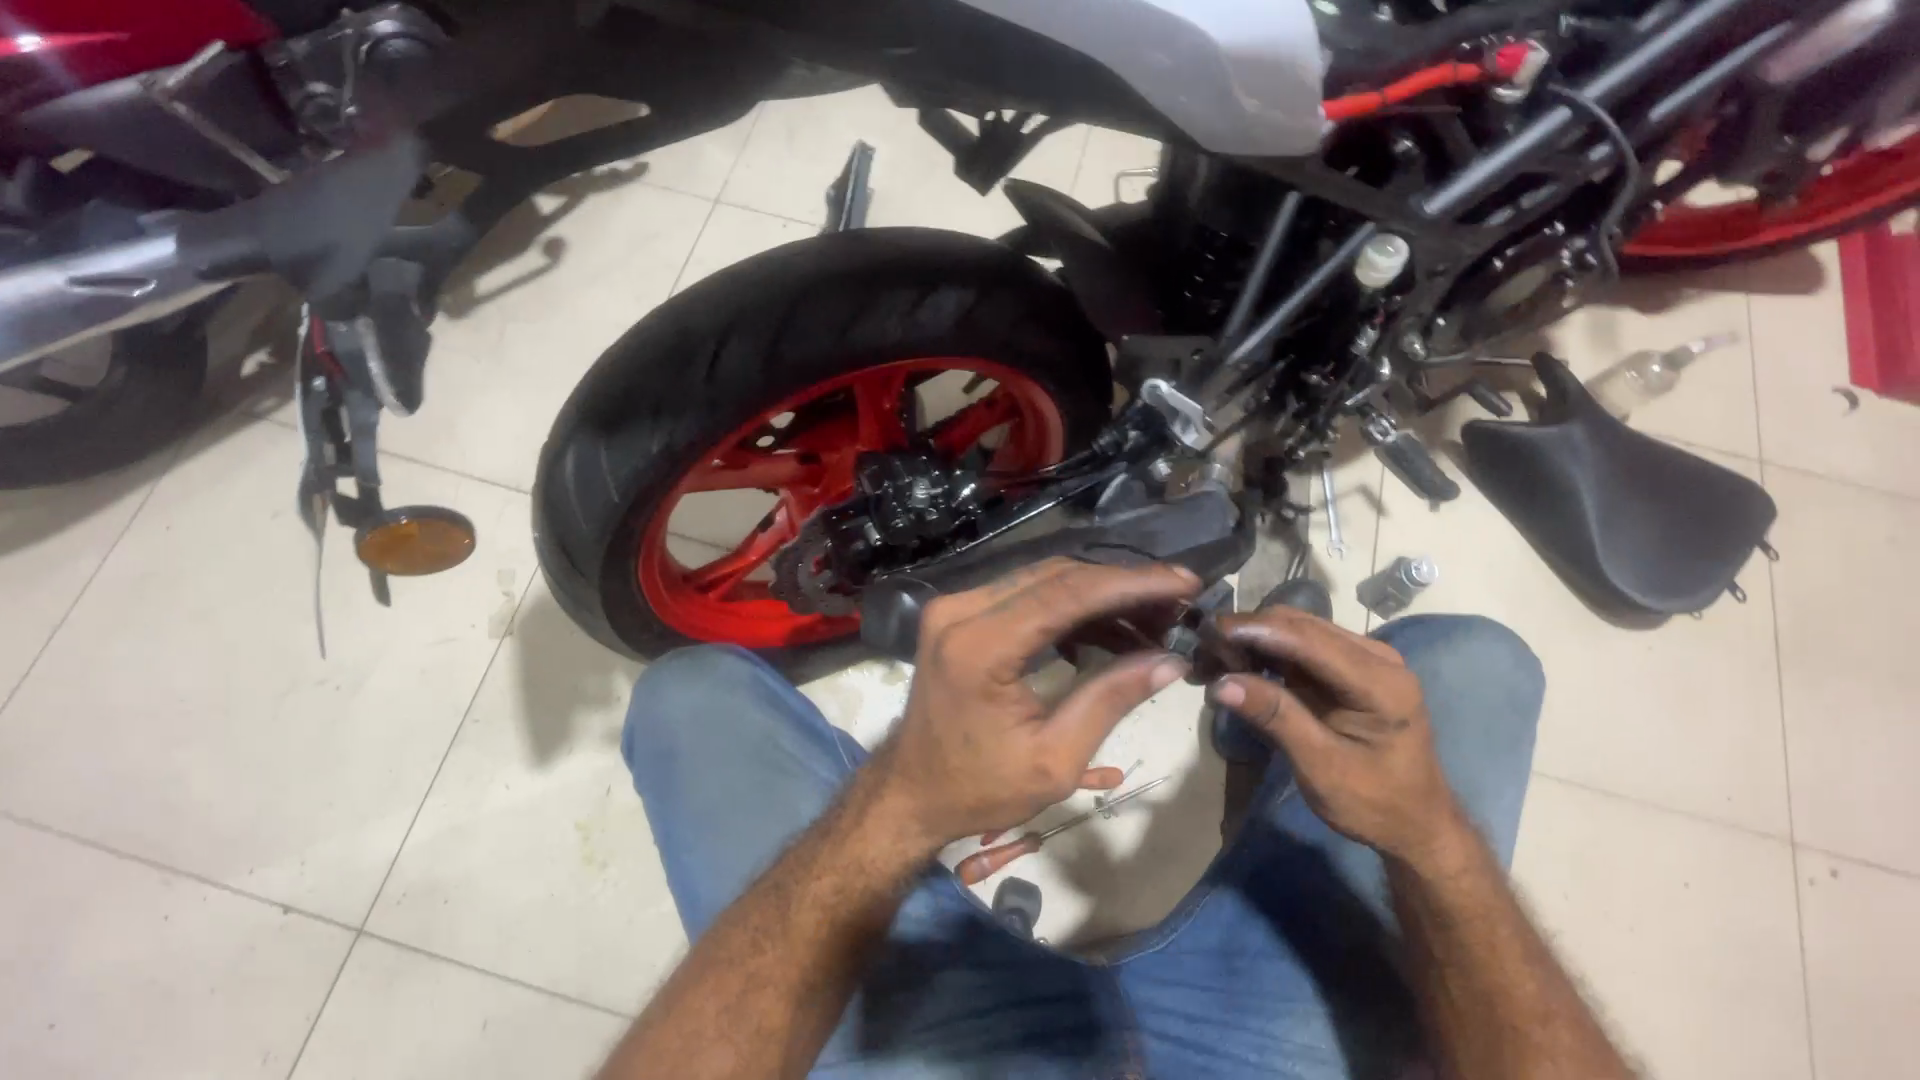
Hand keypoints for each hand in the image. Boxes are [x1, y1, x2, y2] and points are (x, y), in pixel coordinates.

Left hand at [870, 558, 1198, 851]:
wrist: (911, 793)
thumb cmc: (979, 789)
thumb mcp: (1054, 760)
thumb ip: (1110, 699)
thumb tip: (1171, 659)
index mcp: (979, 647)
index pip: (1067, 594)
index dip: (1133, 583)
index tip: (1185, 581)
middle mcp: (960, 611)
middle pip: (1057, 576)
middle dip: (1123, 586)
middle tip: (1178, 604)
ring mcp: (954, 608)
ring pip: (1043, 580)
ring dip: (1100, 596)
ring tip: (1155, 622)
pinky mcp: (958, 616)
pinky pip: (1024, 596)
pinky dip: (1070, 608)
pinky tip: (1110, 632)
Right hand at [1207, 608, 1467, 865]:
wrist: (1415, 823)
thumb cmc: (1374, 802)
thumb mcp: (1321, 767)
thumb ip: (1276, 718)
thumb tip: (1221, 683)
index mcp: (1381, 682)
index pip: (1309, 639)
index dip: (1257, 630)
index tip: (1209, 632)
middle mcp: (1376, 657)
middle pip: (1300, 625)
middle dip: (1248, 632)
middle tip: (1202, 651)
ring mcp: (1363, 659)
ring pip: (1296, 630)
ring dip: (1253, 639)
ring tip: (1212, 659)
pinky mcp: (1348, 667)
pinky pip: (1300, 646)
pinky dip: (1266, 651)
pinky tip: (1237, 665)